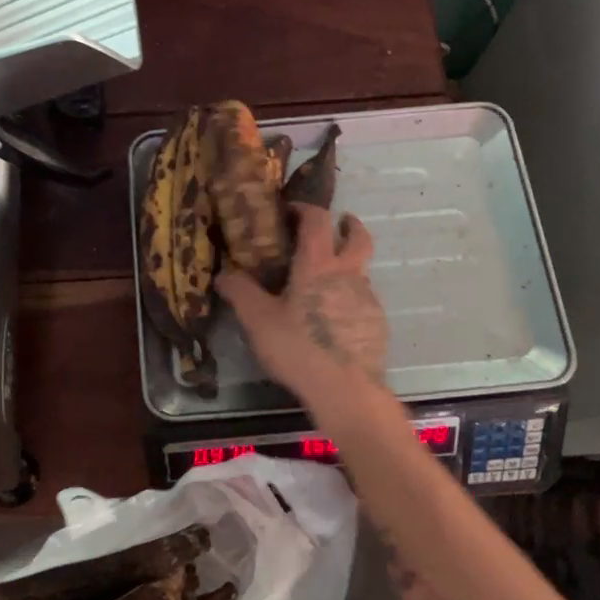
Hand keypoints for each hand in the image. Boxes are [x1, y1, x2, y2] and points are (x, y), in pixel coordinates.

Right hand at [216, 206, 389, 411]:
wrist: (346, 390)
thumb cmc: (299, 348)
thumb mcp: (258, 321)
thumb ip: (240, 292)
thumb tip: (222, 273)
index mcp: (318, 264)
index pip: (317, 220)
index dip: (305, 209)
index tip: (292, 211)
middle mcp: (348, 274)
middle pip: (358, 238)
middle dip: (348, 225)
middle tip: (338, 224)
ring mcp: (367, 299)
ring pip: (362, 270)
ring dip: (348, 265)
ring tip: (325, 282)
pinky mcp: (376, 324)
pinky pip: (364, 300)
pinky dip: (351, 298)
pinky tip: (334, 319)